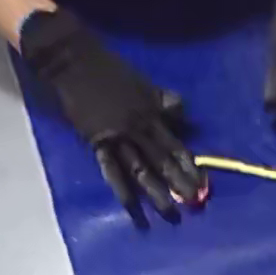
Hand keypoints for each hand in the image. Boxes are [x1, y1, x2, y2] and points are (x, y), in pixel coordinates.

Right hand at [19, 9, 205, 220]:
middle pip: (163, 161)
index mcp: (151, 116)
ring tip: (170, 215)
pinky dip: (124, 193)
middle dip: (179, 184)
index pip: (175, 146)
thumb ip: (163, 100)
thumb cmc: (109, 71)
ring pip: (142, 171)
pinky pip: (113, 173)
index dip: (189, 166)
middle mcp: (139, 131)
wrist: (72, 59)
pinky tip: (134, 211)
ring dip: (157, 194)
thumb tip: (183, 112)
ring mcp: (119, 139)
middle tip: (194, 204)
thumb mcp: (143, 84)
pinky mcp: (98, 145)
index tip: (202, 184)